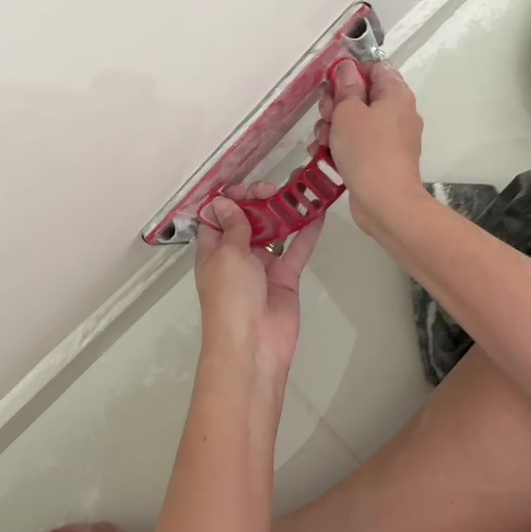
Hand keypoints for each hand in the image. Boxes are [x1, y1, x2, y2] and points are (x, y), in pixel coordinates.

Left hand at [194, 183, 323, 376]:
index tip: (244, 187)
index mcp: (213, 249)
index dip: (228, 199)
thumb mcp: (227, 254)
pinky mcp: (286, 277)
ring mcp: (262, 266)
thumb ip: (233, 226)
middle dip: (258, 200)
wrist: (254, 344)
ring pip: (274, 231)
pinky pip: (297, 249)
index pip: (217, 217)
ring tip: (296, 189)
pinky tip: (317, 211)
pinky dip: (307, 231)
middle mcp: (236, 255)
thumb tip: (223, 202)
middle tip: (271, 187)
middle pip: (247, 220)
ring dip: (283, 210)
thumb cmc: (231, 296)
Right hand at [313, 59, 426, 232]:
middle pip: (362, 96)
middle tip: (326, 117)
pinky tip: (323, 155)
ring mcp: (391, 138)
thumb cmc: (366, 150)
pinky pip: (358, 143)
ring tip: (321, 142)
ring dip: (332, 127)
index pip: (375, 68)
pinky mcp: (381, 159)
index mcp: (396, 94)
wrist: (385, 201)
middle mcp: (398, 113)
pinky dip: (340, 146)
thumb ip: (346, 87)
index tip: (331, 85)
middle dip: (336, 104)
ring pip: (355, 121)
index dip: (350, 73)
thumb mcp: (348, 111)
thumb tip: (348, 68)